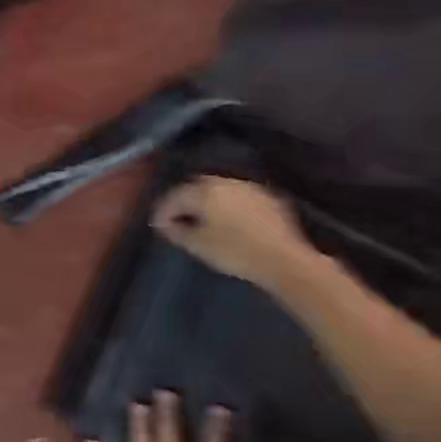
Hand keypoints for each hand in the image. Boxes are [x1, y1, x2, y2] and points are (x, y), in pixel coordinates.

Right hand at [151, 177, 313, 288]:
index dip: (163, 210)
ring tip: (203, 218)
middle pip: (197, 186)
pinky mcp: (268, 198)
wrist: (283, 258)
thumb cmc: (234, 252)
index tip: (157, 225)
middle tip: (178, 218)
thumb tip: (167, 224)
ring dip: (208, 200)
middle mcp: (226, 182)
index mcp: (205, 192)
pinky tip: (230, 219)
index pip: (175, 196)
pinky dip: (229, 204)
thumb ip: (178, 231)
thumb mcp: (199, 245)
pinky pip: (239, 196)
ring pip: (220, 189)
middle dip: (185, 200)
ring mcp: (249, 187)